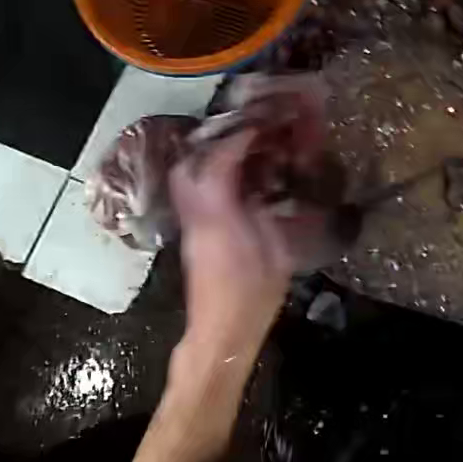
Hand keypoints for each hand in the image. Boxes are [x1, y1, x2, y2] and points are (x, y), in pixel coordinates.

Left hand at [170, 130, 295, 360]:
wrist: (221, 334)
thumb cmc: (254, 298)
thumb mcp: (276, 253)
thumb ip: (268, 214)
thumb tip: (265, 189)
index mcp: (220, 218)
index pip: (219, 164)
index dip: (238, 138)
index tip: (259, 126)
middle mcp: (197, 216)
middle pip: (189, 166)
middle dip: (213, 143)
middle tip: (244, 133)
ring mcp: (190, 226)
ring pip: (185, 179)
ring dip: (208, 158)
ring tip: (239, 150)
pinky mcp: (191, 235)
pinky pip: (193, 193)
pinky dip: (210, 177)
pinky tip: (235, 178)